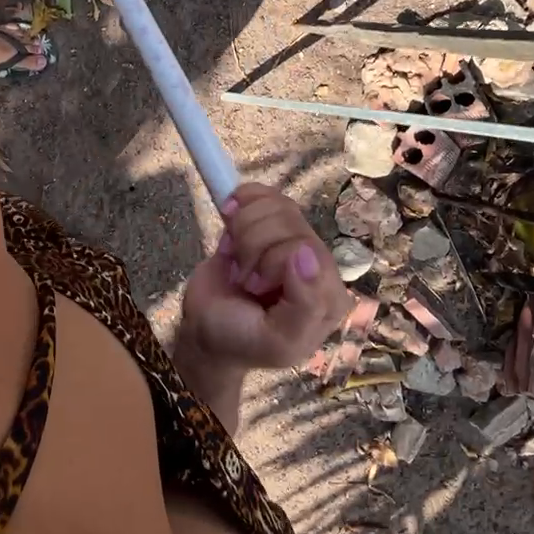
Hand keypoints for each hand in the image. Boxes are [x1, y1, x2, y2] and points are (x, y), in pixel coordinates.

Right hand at [179, 184, 352, 370]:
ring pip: (274, 205)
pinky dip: (239, 202)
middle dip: (252, 247)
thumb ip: (303, 306)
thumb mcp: (277, 341)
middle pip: (288, 223)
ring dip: (242, 229)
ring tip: (236, 259)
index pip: (307, 248)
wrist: (204, 329)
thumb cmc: (243, 340)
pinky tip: (229, 223)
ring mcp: (290, 238)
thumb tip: (307, 253)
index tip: (253, 288)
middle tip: (244, 279)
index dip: (271, 260)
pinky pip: (261, 192)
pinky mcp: (265, 220)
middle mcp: (316, 263)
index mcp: (329, 293)